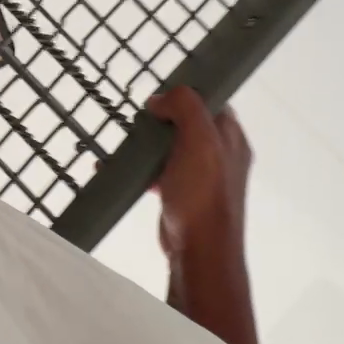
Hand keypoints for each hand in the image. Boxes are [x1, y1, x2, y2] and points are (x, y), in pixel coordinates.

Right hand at [148, 87, 259, 343]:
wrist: (198, 252)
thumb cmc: (202, 193)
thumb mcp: (200, 140)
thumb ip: (186, 107)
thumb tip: (160, 100)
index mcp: (231, 138)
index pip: (212, 101)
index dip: (188, 91)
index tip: (161, 90)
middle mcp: (219, 154)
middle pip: (187, 121)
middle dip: (160, 116)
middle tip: (140, 116)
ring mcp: (200, 175)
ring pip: (170, 144)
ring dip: (145, 140)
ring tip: (124, 139)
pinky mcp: (180, 192)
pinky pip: (156, 169)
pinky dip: (137, 165)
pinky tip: (112, 165)